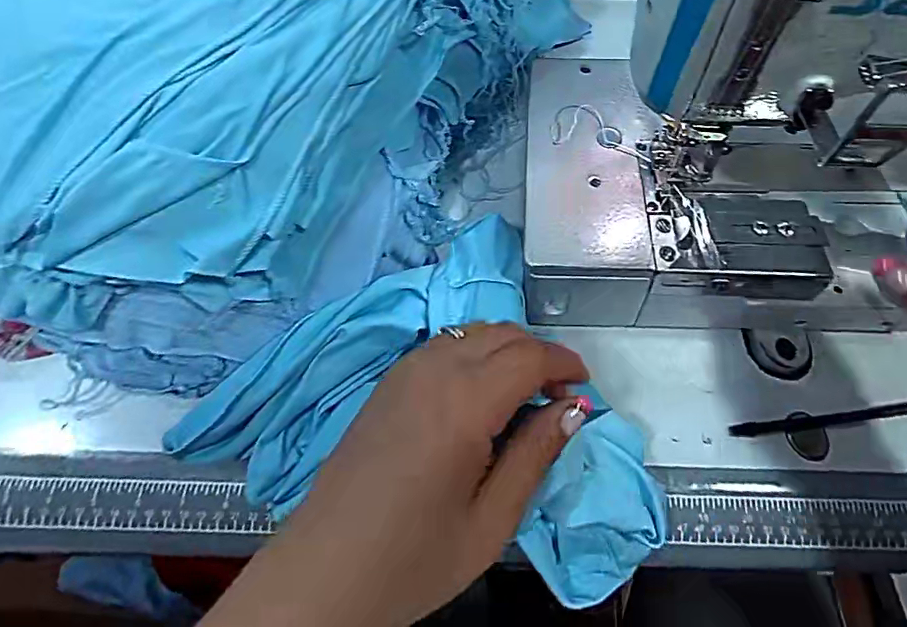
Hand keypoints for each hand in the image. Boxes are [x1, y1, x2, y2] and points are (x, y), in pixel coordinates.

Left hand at [206, 323, 590, 626]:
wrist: (321, 574)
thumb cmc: (411, 559)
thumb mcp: (490, 523)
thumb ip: (536, 455)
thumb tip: (574, 409)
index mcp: (464, 402)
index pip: (530, 357)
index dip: (565, 365)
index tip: (584, 388)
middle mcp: (435, 369)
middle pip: (505, 334)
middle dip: (540, 355)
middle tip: (558, 398)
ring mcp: (407, 369)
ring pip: (476, 331)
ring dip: (509, 350)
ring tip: (523, 396)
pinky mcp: (390, 379)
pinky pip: (447, 343)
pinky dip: (477, 351)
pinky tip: (480, 393)